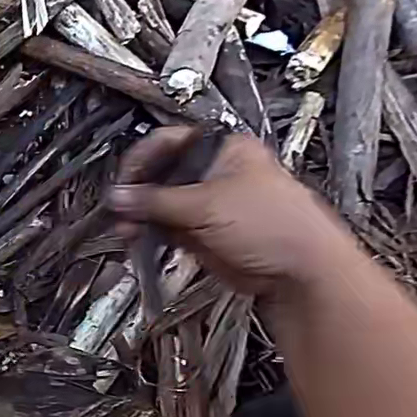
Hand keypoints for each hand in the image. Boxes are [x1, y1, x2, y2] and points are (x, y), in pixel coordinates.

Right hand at [103, 128, 366, 300]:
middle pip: (159, 174)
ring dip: (138, 216)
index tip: (123, 181)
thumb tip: (119, 195)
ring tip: (127, 228)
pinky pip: (163, 227)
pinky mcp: (199, 230)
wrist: (297, 273)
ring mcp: (205, 203)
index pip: (168, 143)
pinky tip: (136, 238)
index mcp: (223, 150)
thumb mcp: (206, 204)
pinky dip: (147, 232)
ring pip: (157, 203)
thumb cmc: (277, 226)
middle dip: (136, 193)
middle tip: (120, 208)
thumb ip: (155, 199)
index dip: (142, 160)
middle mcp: (212, 173)